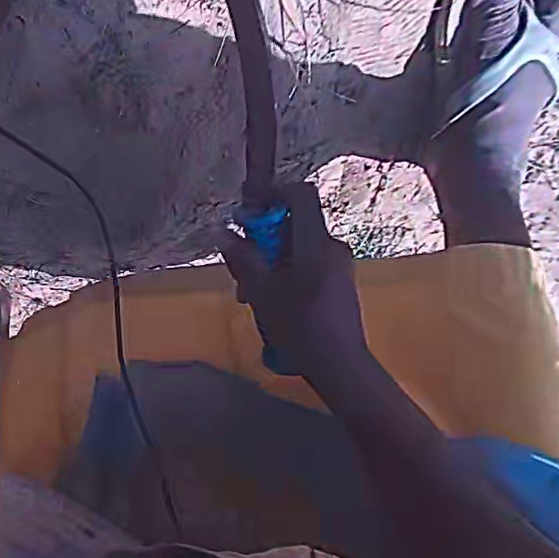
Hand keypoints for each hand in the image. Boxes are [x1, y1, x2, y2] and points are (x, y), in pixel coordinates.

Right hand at [219, 182, 372, 385]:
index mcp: (315, 242)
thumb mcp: (260, 291)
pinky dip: (282, 271)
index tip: (247, 212)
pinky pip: (305, 262)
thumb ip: (242, 257)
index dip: (272, 193)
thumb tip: (219, 230)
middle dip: (260, 238)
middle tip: (238, 263)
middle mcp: (331, 246)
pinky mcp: (336, 280)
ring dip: (267, 259)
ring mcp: (337, 264)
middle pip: (292, 223)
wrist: (339, 365)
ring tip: (248, 291)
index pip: (300, 194)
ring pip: (295, 245)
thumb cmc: (299, 326)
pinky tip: (268, 299)